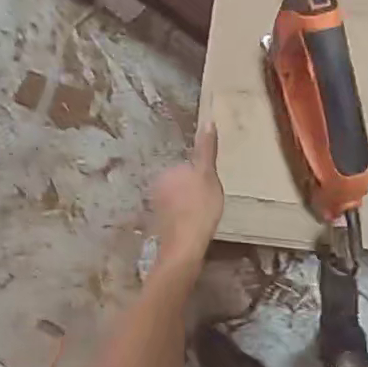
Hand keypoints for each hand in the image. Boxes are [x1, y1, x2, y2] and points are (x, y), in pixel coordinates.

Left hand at [150, 123, 223, 267]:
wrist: (184, 245)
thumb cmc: (200, 207)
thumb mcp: (208, 174)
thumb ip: (206, 149)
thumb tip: (207, 121)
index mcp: (168, 171)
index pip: (188, 167)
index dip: (203, 177)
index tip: (211, 189)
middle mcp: (157, 186)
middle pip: (182, 183)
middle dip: (193, 191)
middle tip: (209, 203)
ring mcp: (156, 206)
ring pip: (178, 200)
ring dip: (189, 205)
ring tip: (204, 216)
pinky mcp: (159, 224)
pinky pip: (176, 216)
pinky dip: (184, 219)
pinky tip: (194, 227)